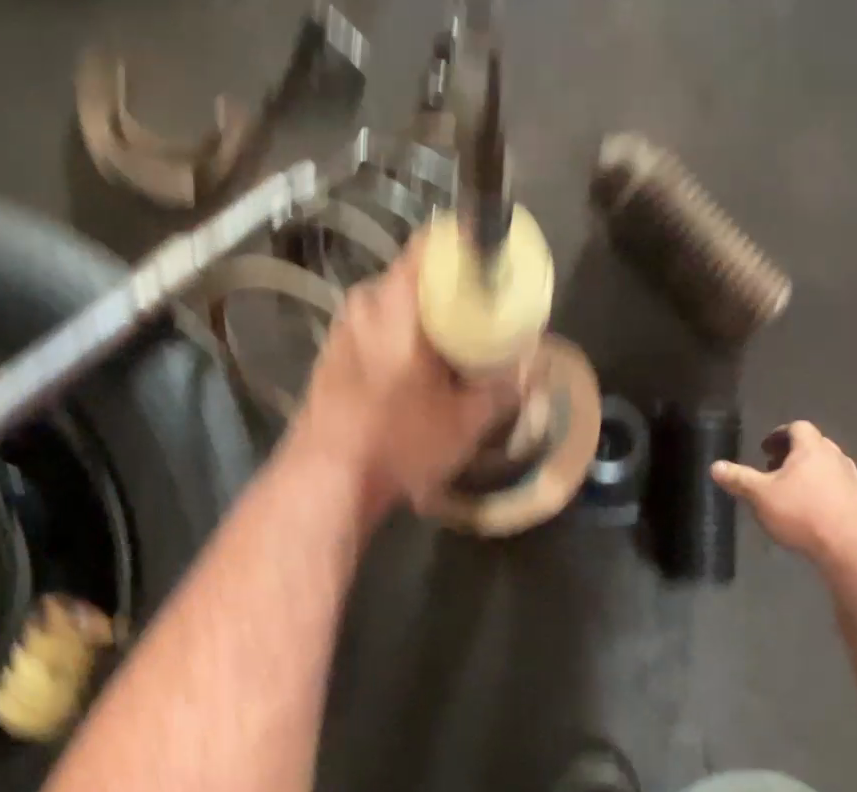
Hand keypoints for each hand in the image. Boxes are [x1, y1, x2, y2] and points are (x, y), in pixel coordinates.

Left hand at [294, 240, 514, 513]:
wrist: (325, 483)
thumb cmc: (399, 441)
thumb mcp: (466, 422)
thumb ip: (503, 388)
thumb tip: (531, 368)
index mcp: (396, 301)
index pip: (433, 244)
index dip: (468, 249)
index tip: (493, 270)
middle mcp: (363, 303)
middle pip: (416, 281)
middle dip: (451, 297)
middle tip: (483, 324)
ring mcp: (341, 331)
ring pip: (393, 311)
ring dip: (423, 327)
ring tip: (453, 357)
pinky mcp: (329, 359)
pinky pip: (375, 335)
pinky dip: (399, 346)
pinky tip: (416, 382)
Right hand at [712, 421, 856, 567]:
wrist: (849, 544)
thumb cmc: (801, 513)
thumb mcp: (760, 496)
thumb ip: (739, 479)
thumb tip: (715, 466)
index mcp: (811, 448)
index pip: (797, 427)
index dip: (779, 434)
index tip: (765, 448)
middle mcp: (835, 456)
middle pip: (813, 445)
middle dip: (792, 454)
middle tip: (773, 469)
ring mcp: (852, 477)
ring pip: (826, 465)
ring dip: (808, 472)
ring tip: (791, 491)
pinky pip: (837, 485)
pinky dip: (822, 489)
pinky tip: (812, 509)